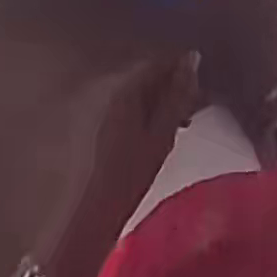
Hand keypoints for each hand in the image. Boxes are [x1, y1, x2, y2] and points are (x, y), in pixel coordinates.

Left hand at [40, 52, 202, 276]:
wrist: (76, 219)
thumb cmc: (122, 183)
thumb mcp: (160, 139)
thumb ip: (178, 96)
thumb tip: (193, 60)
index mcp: (121, 81)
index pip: (160, 57)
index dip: (185, 69)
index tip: (200, 91)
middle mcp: (99, 78)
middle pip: (142, 65)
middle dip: (166, 80)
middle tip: (188, 109)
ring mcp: (86, 92)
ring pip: (128, 79)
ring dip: (149, 92)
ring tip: (166, 123)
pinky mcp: (78, 108)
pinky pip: (113, 93)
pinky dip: (131, 103)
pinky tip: (140, 128)